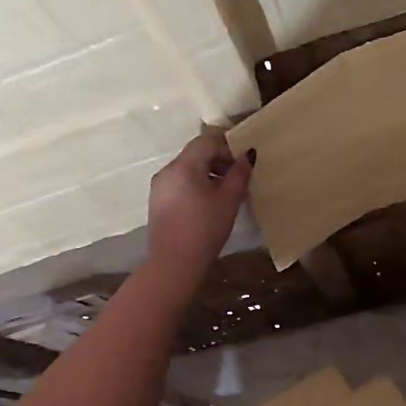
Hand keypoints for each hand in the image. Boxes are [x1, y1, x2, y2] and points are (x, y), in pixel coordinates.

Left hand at [146, 132, 251, 274]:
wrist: (174, 264)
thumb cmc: (205, 229)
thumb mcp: (229, 201)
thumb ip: (240, 174)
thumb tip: (248, 155)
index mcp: (184, 166)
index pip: (207, 141)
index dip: (228, 148)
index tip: (242, 167)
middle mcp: (167, 170)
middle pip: (196, 153)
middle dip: (219, 162)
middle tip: (237, 182)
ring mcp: (159, 187)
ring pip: (187, 170)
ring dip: (208, 175)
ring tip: (224, 197)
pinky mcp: (157, 202)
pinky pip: (179, 184)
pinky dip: (196, 187)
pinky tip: (207, 208)